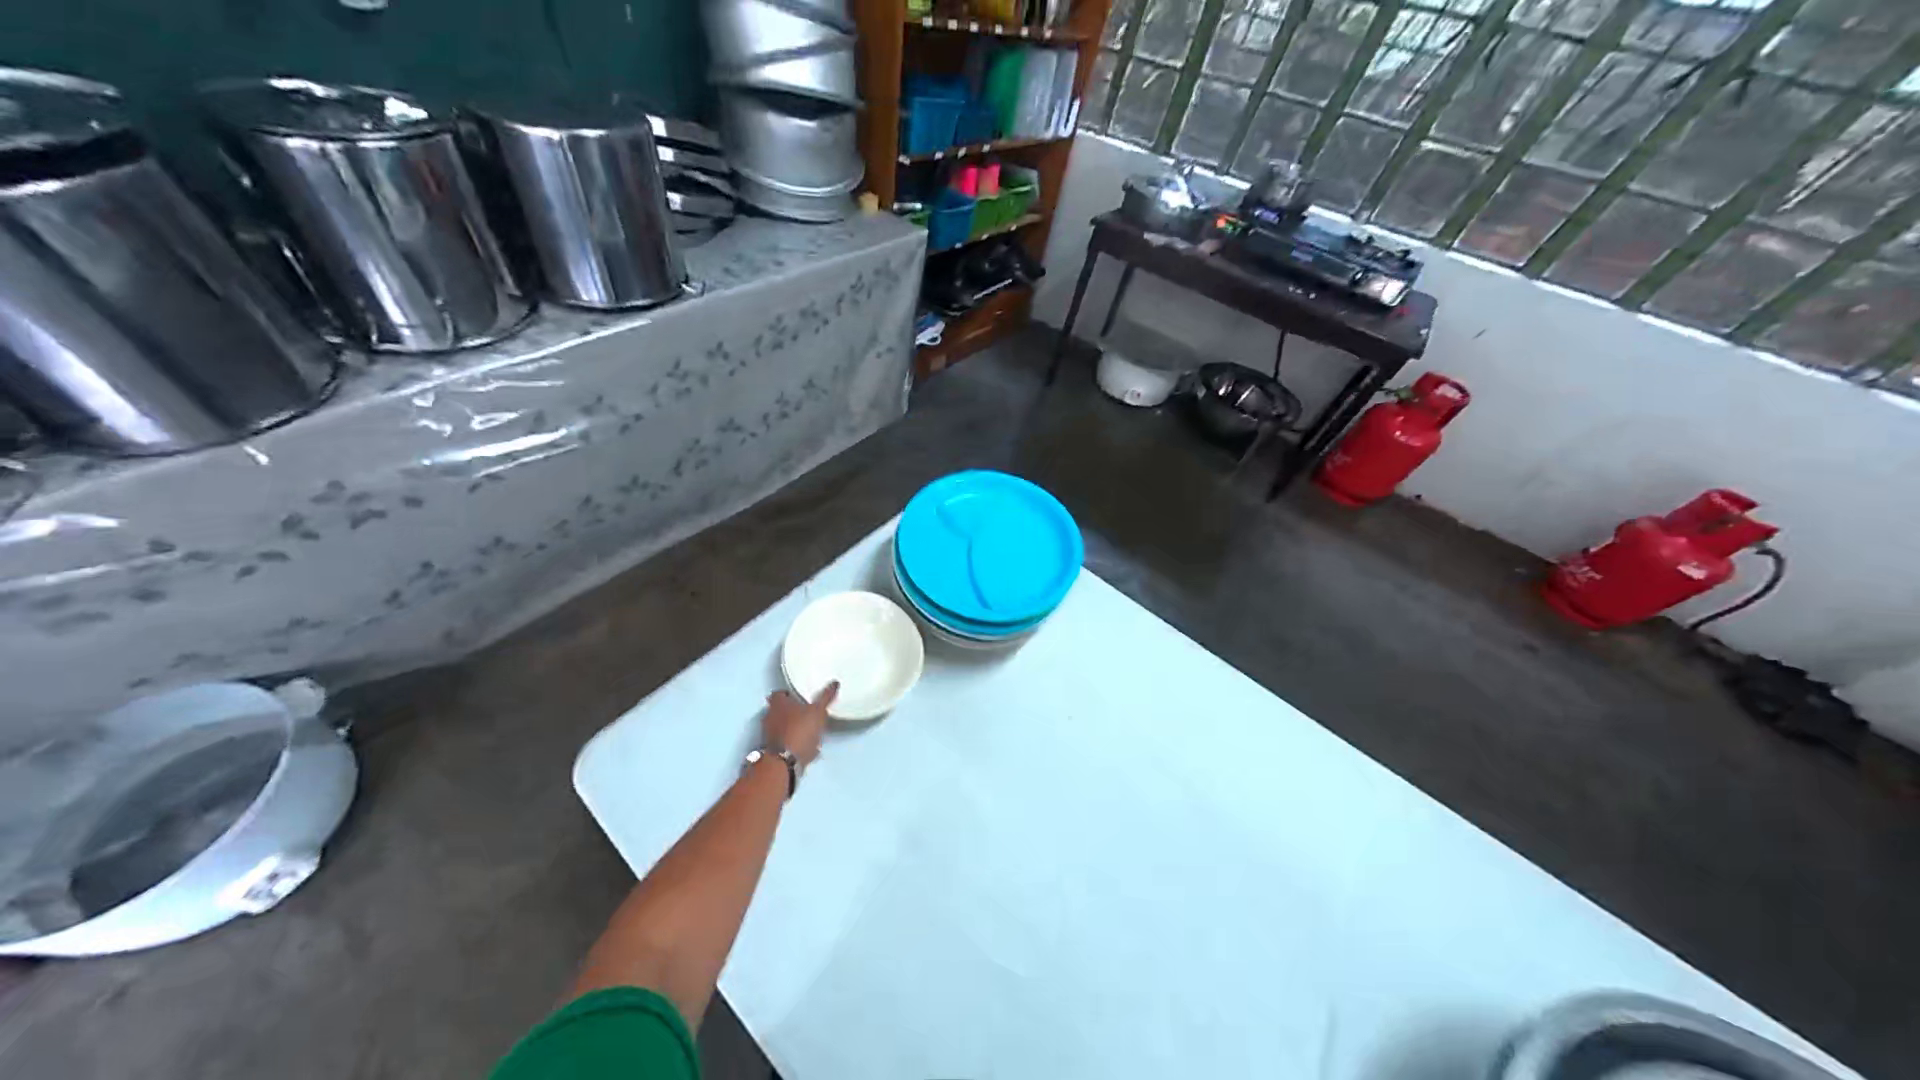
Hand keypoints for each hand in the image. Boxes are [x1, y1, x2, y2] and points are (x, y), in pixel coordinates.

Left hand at [762, 682, 835, 766]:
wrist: (786, 760)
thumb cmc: (800, 730)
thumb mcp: (818, 711)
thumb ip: (826, 697)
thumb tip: (835, 682)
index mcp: (777, 703)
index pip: (779, 693)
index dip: (789, 695)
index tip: (800, 698)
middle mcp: (768, 715)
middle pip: (778, 710)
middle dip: (790, 711)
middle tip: (805, 713)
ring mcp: (767, 733)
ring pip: (780, 726)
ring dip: (791, 727)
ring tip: (808, 731)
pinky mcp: (771, 749)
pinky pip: (783, 741)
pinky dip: (792, 742)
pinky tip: (805, 746)